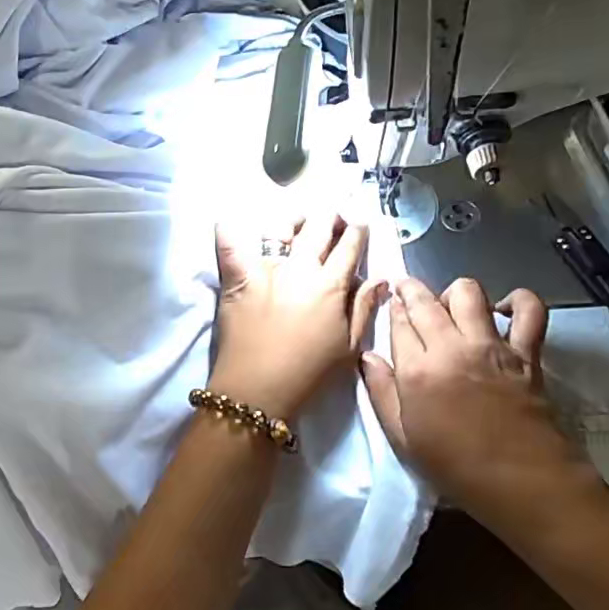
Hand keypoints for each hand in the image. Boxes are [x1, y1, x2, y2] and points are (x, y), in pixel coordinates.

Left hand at [210, 213, 380, 418]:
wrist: (258, 393)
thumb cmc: (310, 373)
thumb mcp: (348, 346)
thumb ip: (364, 307)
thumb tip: (380, 278)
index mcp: (330, 285)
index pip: (349, 246)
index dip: (357, 231)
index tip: (361, 223)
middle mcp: (300, 269)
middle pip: (319, 228)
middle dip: (331, 216)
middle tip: (335, 216)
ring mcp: (266, 271)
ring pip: (281, 230)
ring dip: (294, 219)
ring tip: (300, 220)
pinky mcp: (238, 279)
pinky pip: (230, 248)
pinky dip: (228, 233)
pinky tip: (229, 221)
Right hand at [360, 278, 602, 526]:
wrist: (521, 481)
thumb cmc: (456, 468)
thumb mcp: (405, 440)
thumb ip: (382, 394)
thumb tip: (367, 357)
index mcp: (417, 371)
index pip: (399, 324)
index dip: (394, 311)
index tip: (393, 306)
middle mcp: (451, 348)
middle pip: (426, 302)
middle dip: (411, 290)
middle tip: (408, 290)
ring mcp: (490, 345)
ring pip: (468, 293)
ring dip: (454, 293)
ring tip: (450, 304)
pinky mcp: (525, 351)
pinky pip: (529, 311)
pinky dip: (520, 301)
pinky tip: (505, 310)